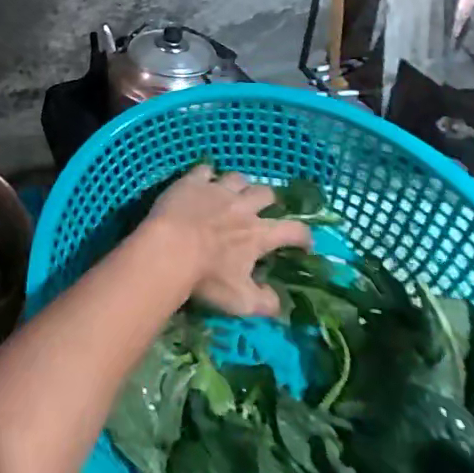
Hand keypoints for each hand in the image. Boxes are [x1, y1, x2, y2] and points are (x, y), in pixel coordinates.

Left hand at [139, 165, 313, 316]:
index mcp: (258, 234)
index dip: (304, 236)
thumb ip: (265, 303)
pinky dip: (207, 175)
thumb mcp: (240, 301)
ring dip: (240, 185)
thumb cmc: (206, 277)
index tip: (305, 244)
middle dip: (269, 200)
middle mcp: (243, 207)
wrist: (168, 249)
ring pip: (238, 178)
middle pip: (266, 193)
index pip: (293, 230)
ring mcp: (217, 190)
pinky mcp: (193, 182)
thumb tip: (279, 303)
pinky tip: (203, 180)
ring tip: (234, 193)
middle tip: (263, 210)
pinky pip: (205, 169)